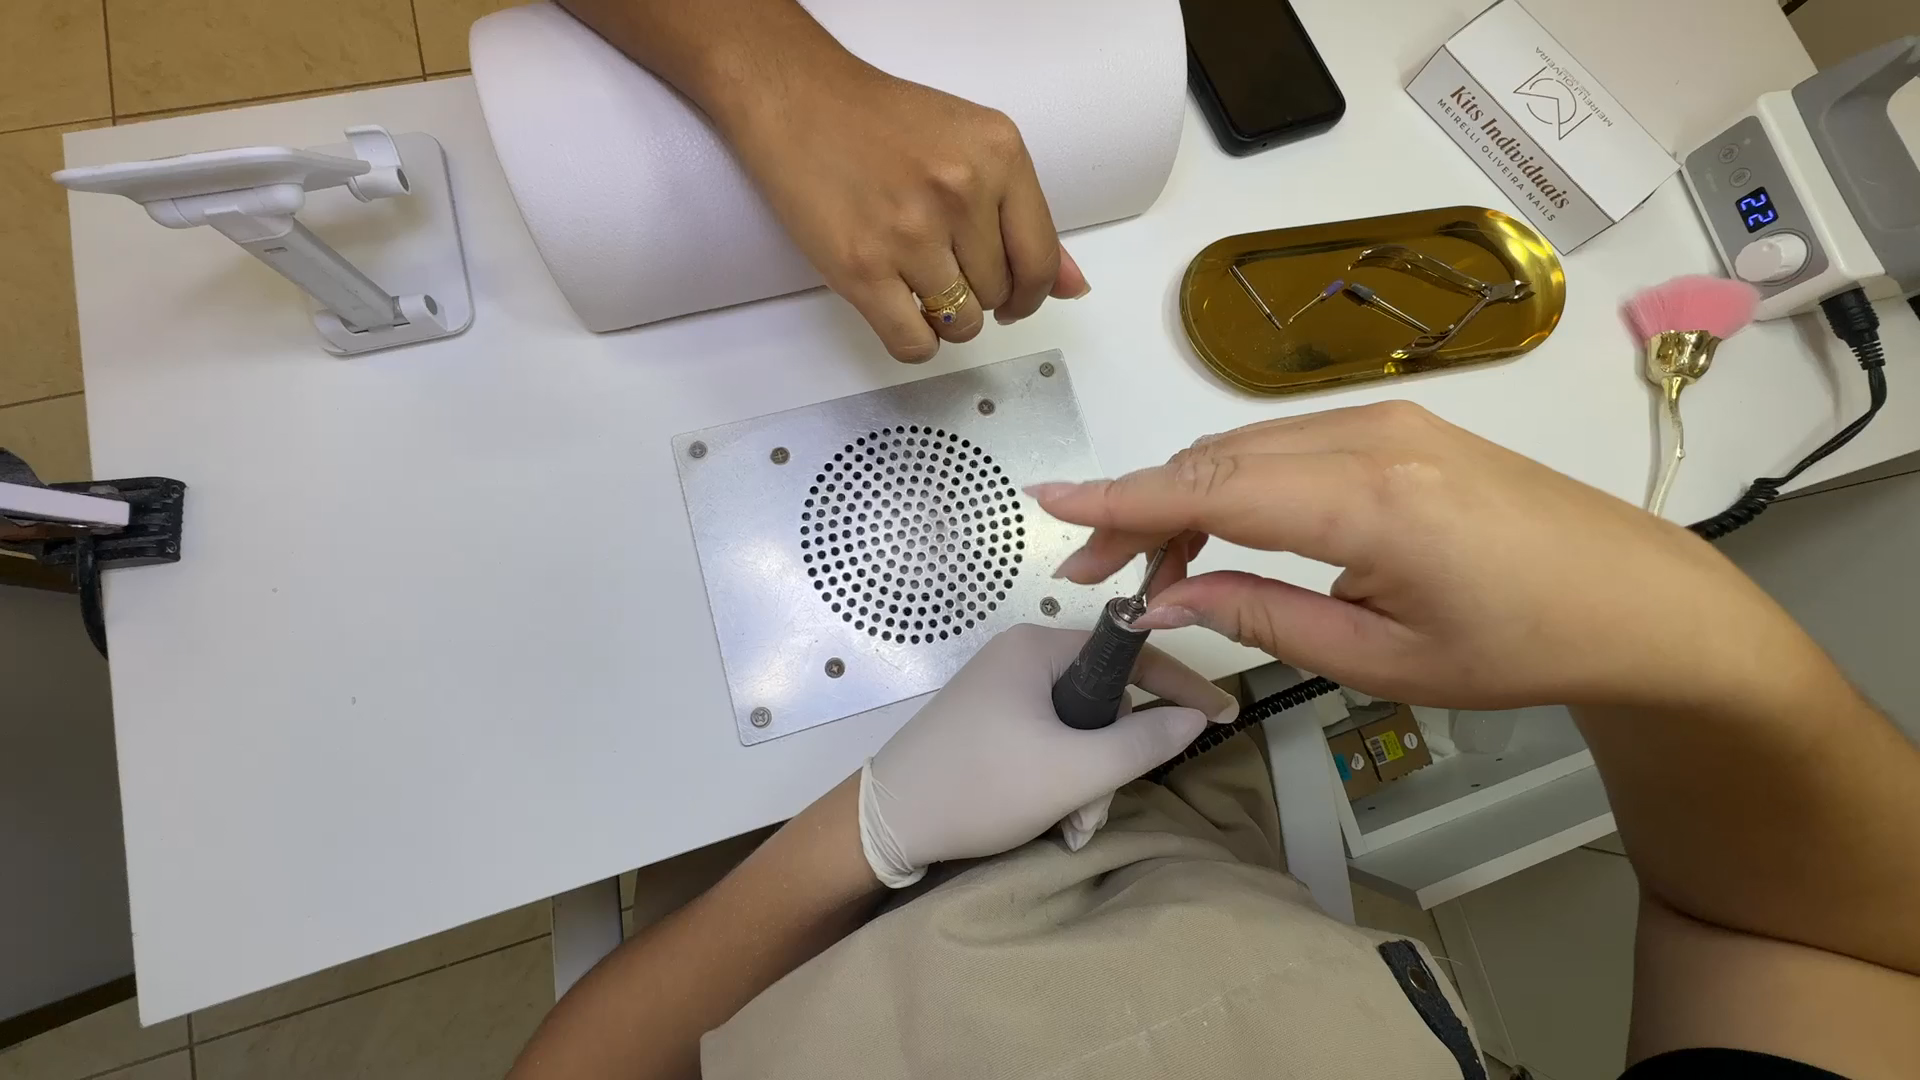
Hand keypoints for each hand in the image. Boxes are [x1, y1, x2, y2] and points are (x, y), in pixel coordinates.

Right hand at [718, 58, 1088, 362]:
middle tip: (941, 266)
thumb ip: (1027, 219)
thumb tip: (1074, 288)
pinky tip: (902, 311)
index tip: (1013, 299)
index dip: (1031, 295)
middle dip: (978, 295)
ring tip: (916, 282)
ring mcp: (910, 234)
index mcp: (999, 155)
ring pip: (962, 325)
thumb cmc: (882, 124)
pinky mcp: (863, 270)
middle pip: (998, 295)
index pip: (1041, 261)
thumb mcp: (973, 147)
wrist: (796, 102)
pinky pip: (915, 345)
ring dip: (946, 319)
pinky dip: (916, 342)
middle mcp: (960, 191)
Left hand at [859, 624, 1236, 886]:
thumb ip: (1141, 743)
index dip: (1178, 684)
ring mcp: (999, 690)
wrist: (886, 823)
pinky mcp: (987, 722)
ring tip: (1065, 824)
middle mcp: (1019, 658)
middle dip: (1109, 759)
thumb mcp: (1072, 770)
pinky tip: (1046, 818)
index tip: (1221, 716)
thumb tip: (1194, 718)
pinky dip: (1057, 778)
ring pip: (1074, 728)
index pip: (1128, 652)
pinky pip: (1045, 740)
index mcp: (1037, 648)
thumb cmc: (981, 785)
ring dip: (1083, 780)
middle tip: (1091, 809)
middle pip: (1100, 699)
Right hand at [1028, 402, 1823, 712]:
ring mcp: (1382, 421)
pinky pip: (1277, 446)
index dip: (1120, 499)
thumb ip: (1257, 617)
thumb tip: (1162, 600)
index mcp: (1368, 501)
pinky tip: (1218, 532)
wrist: (1644, 604)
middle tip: (1094, 572)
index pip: (1209, 489)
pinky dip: (1228, 486)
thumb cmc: (1518, 648)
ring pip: (1238, 449)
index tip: (1052, 503)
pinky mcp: (1391, 426)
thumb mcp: (1377, 658)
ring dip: (1181, 500)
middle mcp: (1367, 437)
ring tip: (1155, 567)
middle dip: (1138, 512)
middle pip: (1212, 462)